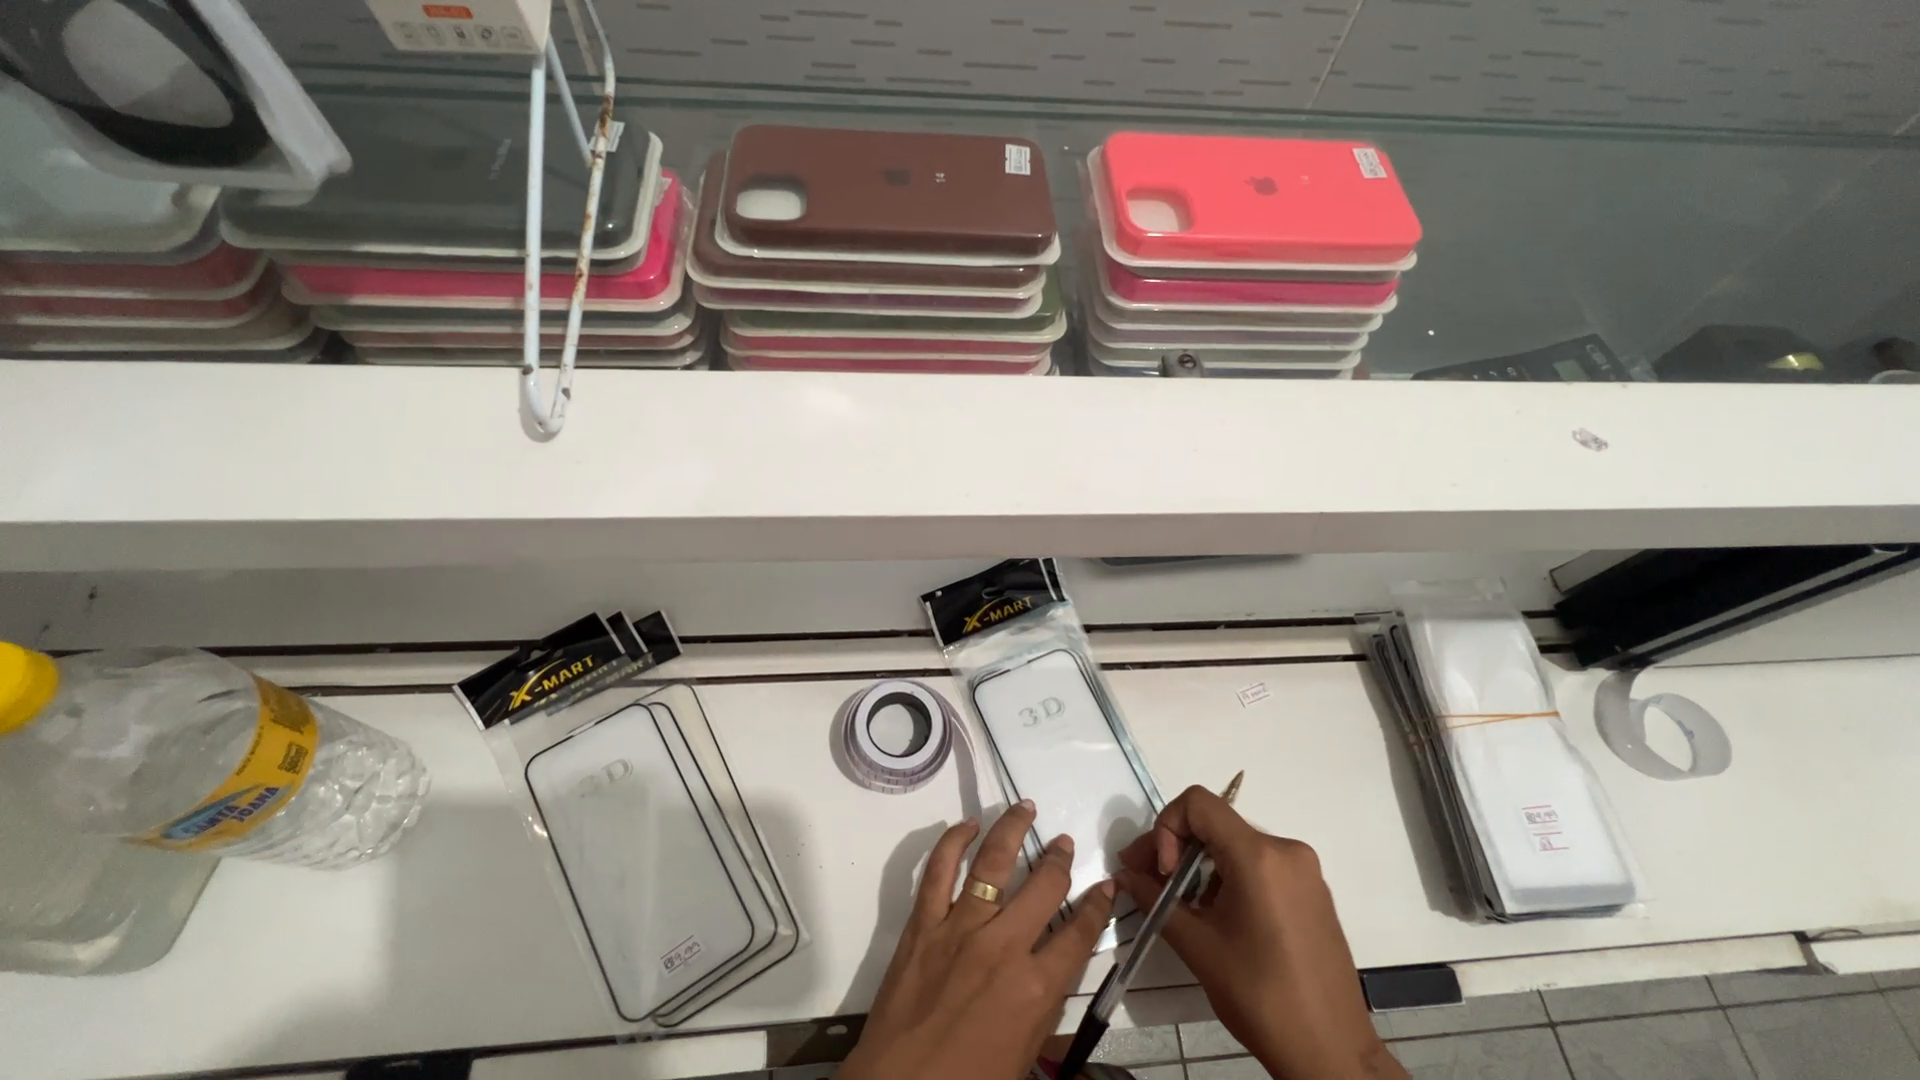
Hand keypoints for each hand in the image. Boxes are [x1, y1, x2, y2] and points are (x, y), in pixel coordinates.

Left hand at [843, 800, 1116, 1079]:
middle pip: (1044, 887)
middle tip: (1065, 842)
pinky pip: (939, 871)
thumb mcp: (1027, 1048)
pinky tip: (968, 825)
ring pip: (994, 862)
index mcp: (1036, 986)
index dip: (1099, 905)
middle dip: (1061, 859)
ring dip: (1013, 829)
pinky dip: (953, 841)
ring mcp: (961, 928)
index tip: (1106, 885)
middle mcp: (1004, 947)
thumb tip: (1056, 963)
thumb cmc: (971, 1079)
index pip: (1081, 932)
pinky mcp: (923, 923)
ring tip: (1026, 807)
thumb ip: (1046, 1000)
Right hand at [1117, 787, 1404, 1079]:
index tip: (1161, 872)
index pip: (1199, 804)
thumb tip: (1126, 876)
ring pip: (1235, 846)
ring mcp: (1304, 872)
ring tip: (1179, 906)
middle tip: (1144, 881)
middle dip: (1175, 848)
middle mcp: (1286, 851)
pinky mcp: (1311, 893)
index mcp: (1259, 856)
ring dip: (1199, 866)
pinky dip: (1227, 878)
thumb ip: (1156, 900)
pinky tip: (1214, 916)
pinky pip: (1259, 867)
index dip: (1166, 827)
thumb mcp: (1198, 946)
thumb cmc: (1260, 996)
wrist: (1330, 1051)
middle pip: (1216, 825)